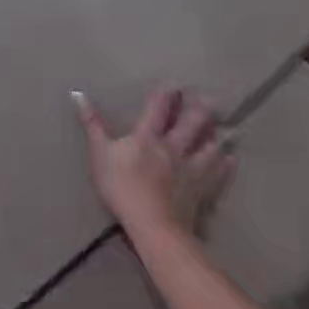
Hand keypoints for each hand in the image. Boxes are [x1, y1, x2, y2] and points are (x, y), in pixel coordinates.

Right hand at [72, 87, 235, 238]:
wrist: (153, 226)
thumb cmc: (121, 187)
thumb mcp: (99, 153)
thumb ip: (91, 123)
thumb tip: (77, 93)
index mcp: (147, 136)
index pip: (158, 108)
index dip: (165, 94)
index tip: (174, 83)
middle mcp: (173, 147)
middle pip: (191, 123)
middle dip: (199, 109)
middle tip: (208, 98)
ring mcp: (191, 169)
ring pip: (209, 146)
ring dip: (215, 133)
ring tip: (219, 125)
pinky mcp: (201, 189)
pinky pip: (218, 172)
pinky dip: (225, 163)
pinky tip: (230, 158)